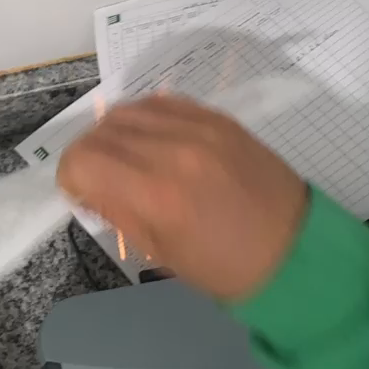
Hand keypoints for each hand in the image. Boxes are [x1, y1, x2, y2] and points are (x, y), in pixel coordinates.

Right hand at [57, 94, 307, 299]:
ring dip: (111, 134)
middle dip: (88, 156)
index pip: (81, 160)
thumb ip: (113, 209)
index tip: (81, 192)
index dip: (70, 176)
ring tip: (126, 157)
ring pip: (123, 111)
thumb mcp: (157, 251)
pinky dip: (142, 118)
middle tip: (101, 178)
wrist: (298, 253)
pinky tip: (150, 139)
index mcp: (156, 194)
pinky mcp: (216, 117)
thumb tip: (84, 184)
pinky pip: (158, 101)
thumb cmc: (223, 267)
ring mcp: (197, 128)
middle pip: (97, 132)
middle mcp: (172, 151)